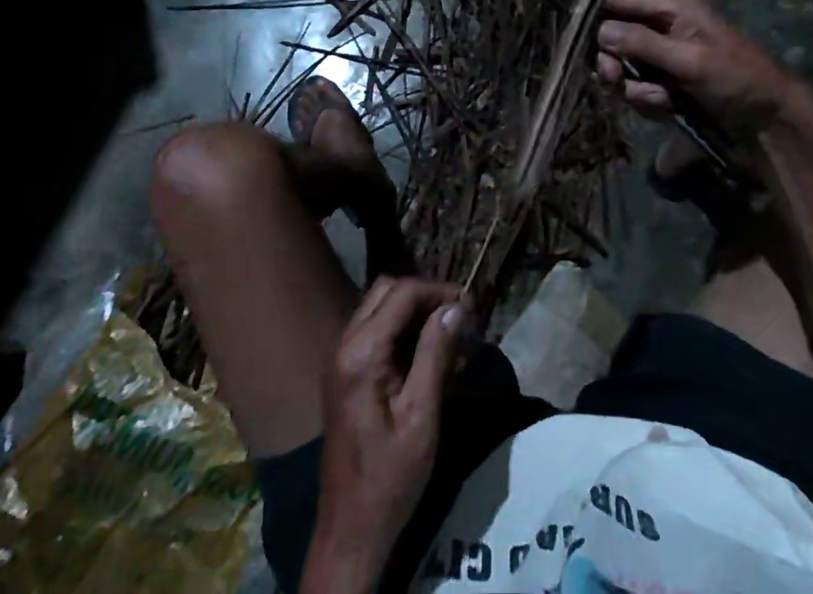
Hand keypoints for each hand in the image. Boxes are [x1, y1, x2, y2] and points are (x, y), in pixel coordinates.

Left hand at [309, 277, 469, 584]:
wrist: (351, 522)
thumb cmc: (391, 475)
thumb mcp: (422, 415)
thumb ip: (435, 355)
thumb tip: (455, 308)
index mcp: (361, 353)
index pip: (402, 293)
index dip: (439, 291)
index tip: (472, 306)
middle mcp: (344, 344)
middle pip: (386, 290)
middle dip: (426, 294)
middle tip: (461, 316)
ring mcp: (340, 357)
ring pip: (378, 307)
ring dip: (414, 309)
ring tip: (450, 330)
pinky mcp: (344, 371)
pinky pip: (373, 330)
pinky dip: (401, 327)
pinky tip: (428, 349)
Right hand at [593, 0, 800, 137]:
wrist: (766, 119)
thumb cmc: (735, 78)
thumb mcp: (689, 60)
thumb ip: (643, 44)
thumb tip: (600, 31)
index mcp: (670, 6)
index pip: (616, 0)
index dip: (594, 17)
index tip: (576, 41)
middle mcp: (659, 26)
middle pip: (610, 38)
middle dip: (613, 63)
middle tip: (615, 80)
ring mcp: (659, 56)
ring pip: (620, 69)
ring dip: (636, 89)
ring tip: (663, 100)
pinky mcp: (660, 82)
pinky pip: (635, 89)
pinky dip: (648, 102)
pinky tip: (669, 108)